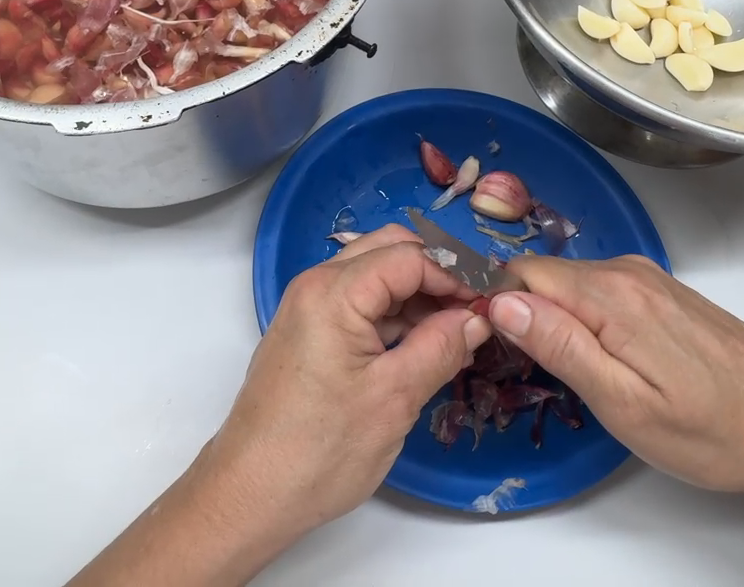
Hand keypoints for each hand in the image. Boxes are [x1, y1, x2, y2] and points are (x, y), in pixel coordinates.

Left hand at [69, 226, 488, 586]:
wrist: (252, 491)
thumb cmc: (321, 449)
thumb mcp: (394, 398)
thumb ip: (440, 347)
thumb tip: (478, 318)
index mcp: (334, 291)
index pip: (408, 255)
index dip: (454, 273)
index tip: (491, 302)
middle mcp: (316, 284)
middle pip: (388, 252)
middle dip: (436, 273)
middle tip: (477, 309)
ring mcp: (309, 306)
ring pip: (375, 275)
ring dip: (417, 293)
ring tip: (460, 330)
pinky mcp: (309, 330)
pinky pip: (360, 302)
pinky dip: (394, 313)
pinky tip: (426, 342)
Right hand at [486, 254, 743, 504]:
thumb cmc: (710, 433)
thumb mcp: (623, 404)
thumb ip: (560, 346)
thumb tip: (503, 302)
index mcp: (610, 296)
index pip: (521, 273)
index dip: (497, 304)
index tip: (496, 346)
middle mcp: (627, 272)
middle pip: (545, 276)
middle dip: (526, 312)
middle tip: (539, 370)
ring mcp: (649, 278)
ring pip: (573, 284)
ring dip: (557, 316)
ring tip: (578, 371)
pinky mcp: (664, 291)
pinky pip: (602, 290)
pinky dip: (588, 316)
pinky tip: (612, 359)